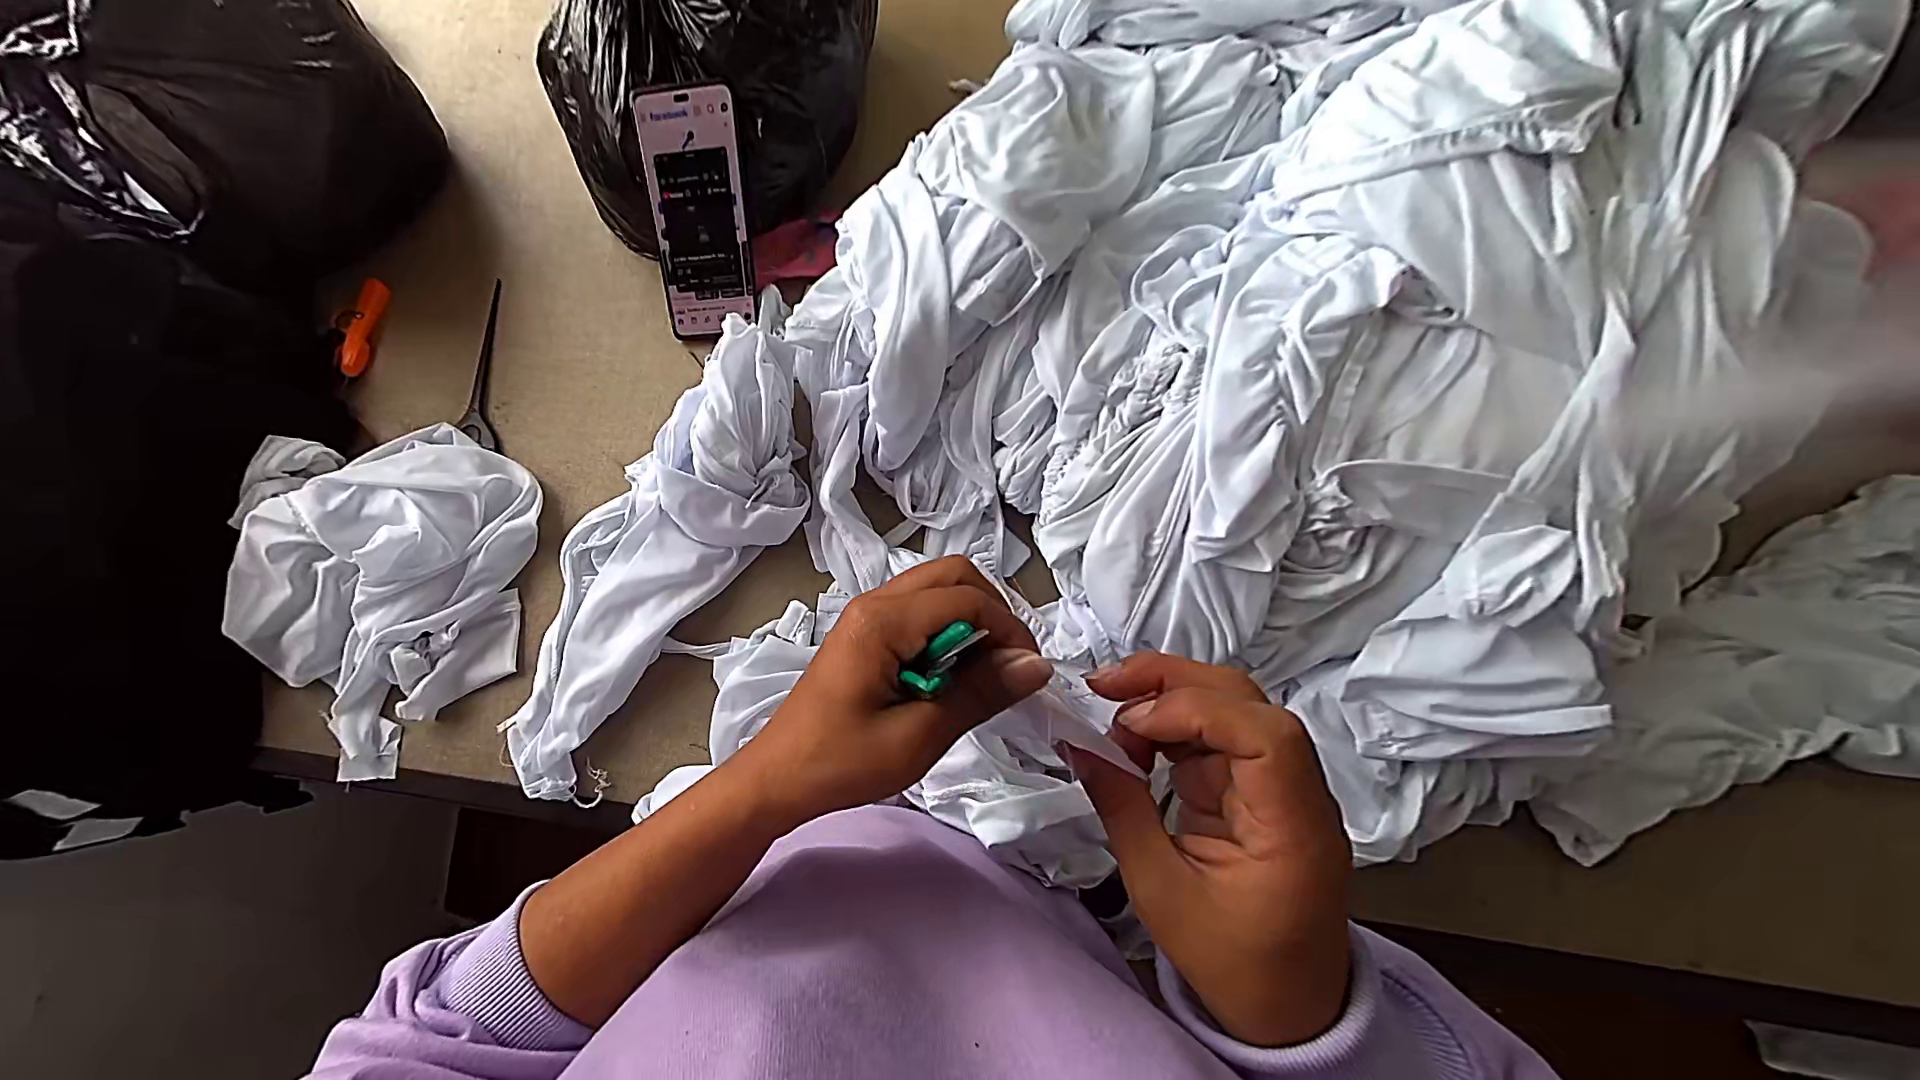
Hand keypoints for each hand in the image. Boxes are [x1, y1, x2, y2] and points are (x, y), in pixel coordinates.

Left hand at [730, 555, 1054, 825]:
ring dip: (971, 617)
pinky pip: (921, 608)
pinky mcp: (868, 629)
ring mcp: (868, 612)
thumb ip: (980, 693)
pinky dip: (949, 628)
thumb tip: (1036, 666)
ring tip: (982, 669)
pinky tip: (951, 671)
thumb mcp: (919, 735)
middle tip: (1007, 661)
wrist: (778, 778)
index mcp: (882, 621)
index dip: (1009, 630)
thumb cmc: (841, 762)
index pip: (967, 601)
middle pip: (954, 574)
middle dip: (993, 609)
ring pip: (938, 586)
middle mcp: (875, 602)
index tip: (1026, 673)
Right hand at [1070, 651, 1351, 1046]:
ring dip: (1166, 696)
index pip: (1264, 735)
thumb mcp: (1161, 891)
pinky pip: (1212, 730)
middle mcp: (1296, 790)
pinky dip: (1168, 723)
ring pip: (1227, 703)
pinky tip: (1135, 739)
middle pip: (1244, 699)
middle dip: (1171, 680)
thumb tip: (1080, 746)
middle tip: (1106, 684)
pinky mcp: (1252, 782)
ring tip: (1114, 719)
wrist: (1288, 1003)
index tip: (1132, 726)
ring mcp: (1276, 781)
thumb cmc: (1234, 963)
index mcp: (1294, 828)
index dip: (1195, 710)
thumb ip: (1121, 808)